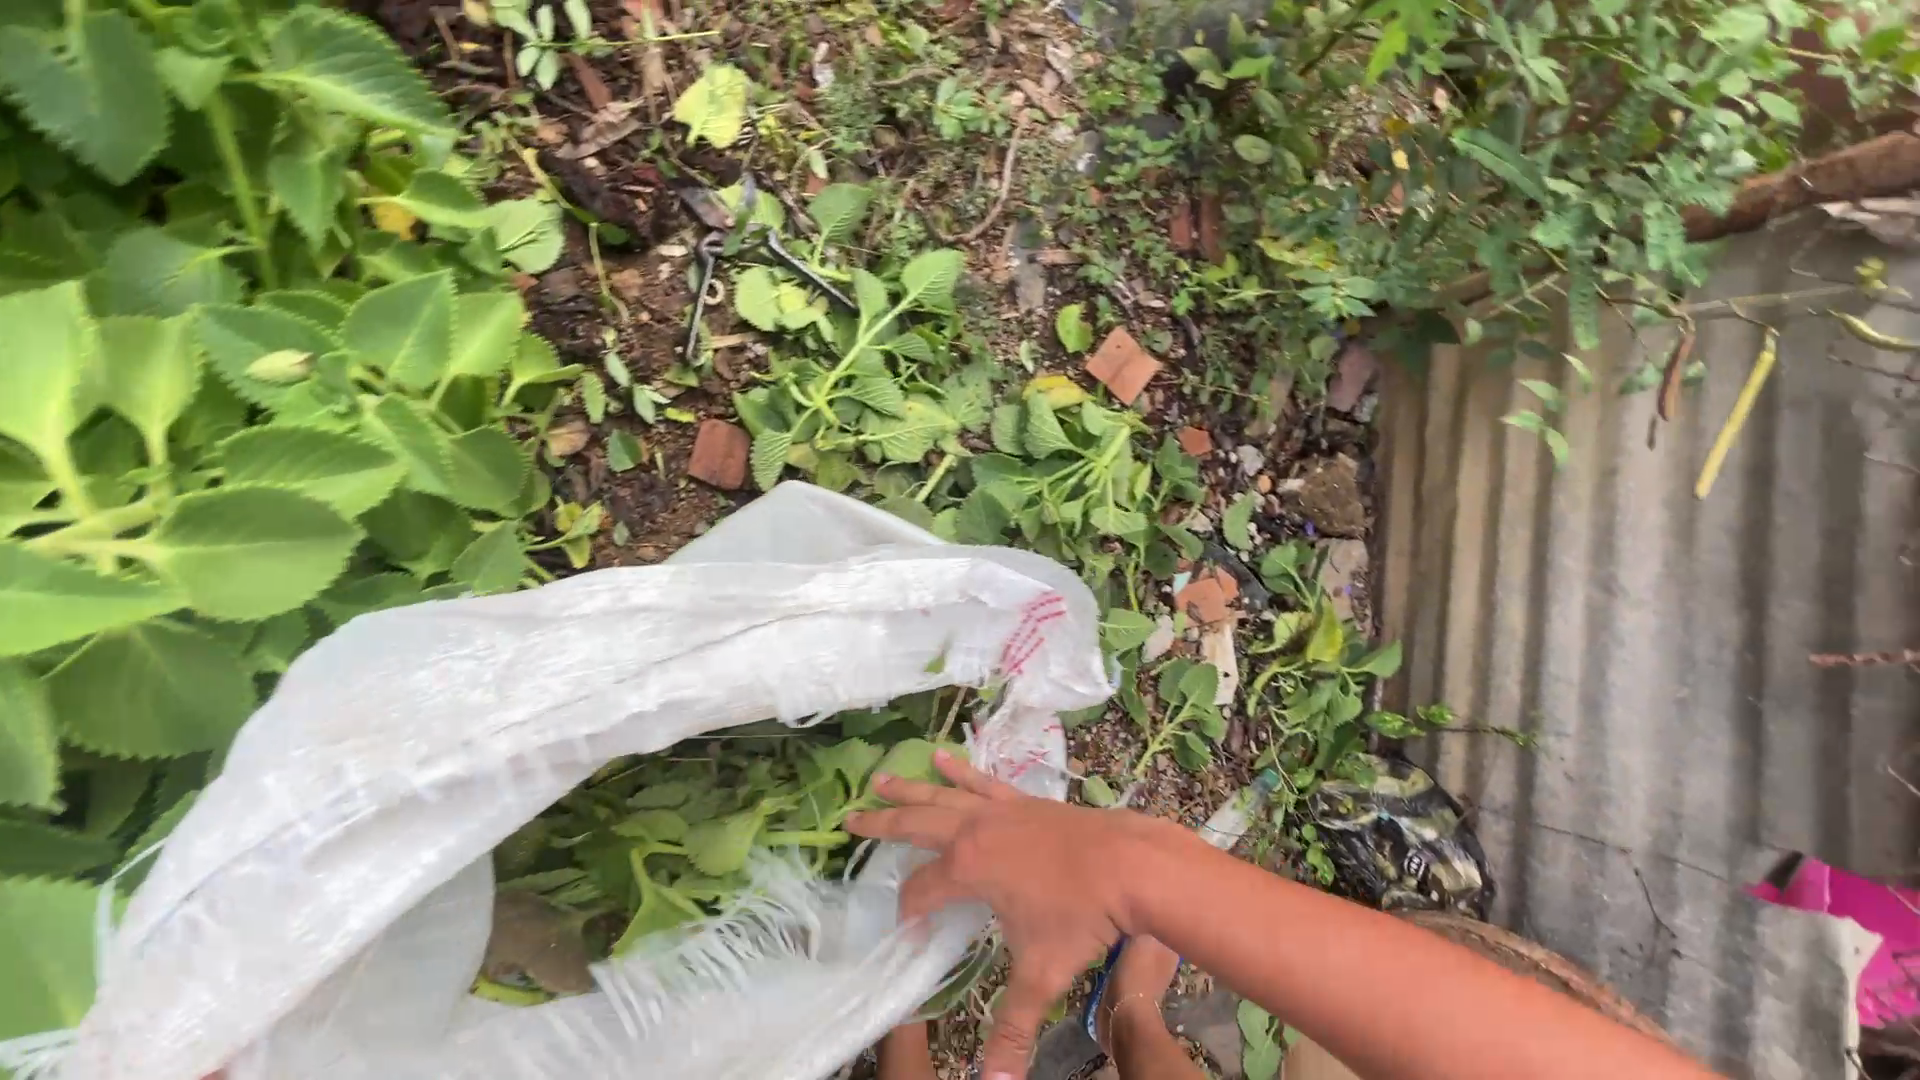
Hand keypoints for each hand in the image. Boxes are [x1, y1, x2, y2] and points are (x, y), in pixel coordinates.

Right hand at [846, 751, 1187, 1078]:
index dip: (908, 910)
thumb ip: (1013, 1027)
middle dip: (881, 824)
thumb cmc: (1081, 915)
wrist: (1129, 863)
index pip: (920, 890)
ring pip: (943, 795)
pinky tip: (942, 757)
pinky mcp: (1022, 800)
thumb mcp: (1041, 972)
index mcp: (967, 869)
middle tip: (849, 820)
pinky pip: (982, 780)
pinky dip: (960, 770)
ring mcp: (998, 810)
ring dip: (910, 789)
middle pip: (915, 824)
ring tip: (881, 779)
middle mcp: (973, 831)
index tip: (907, 928)